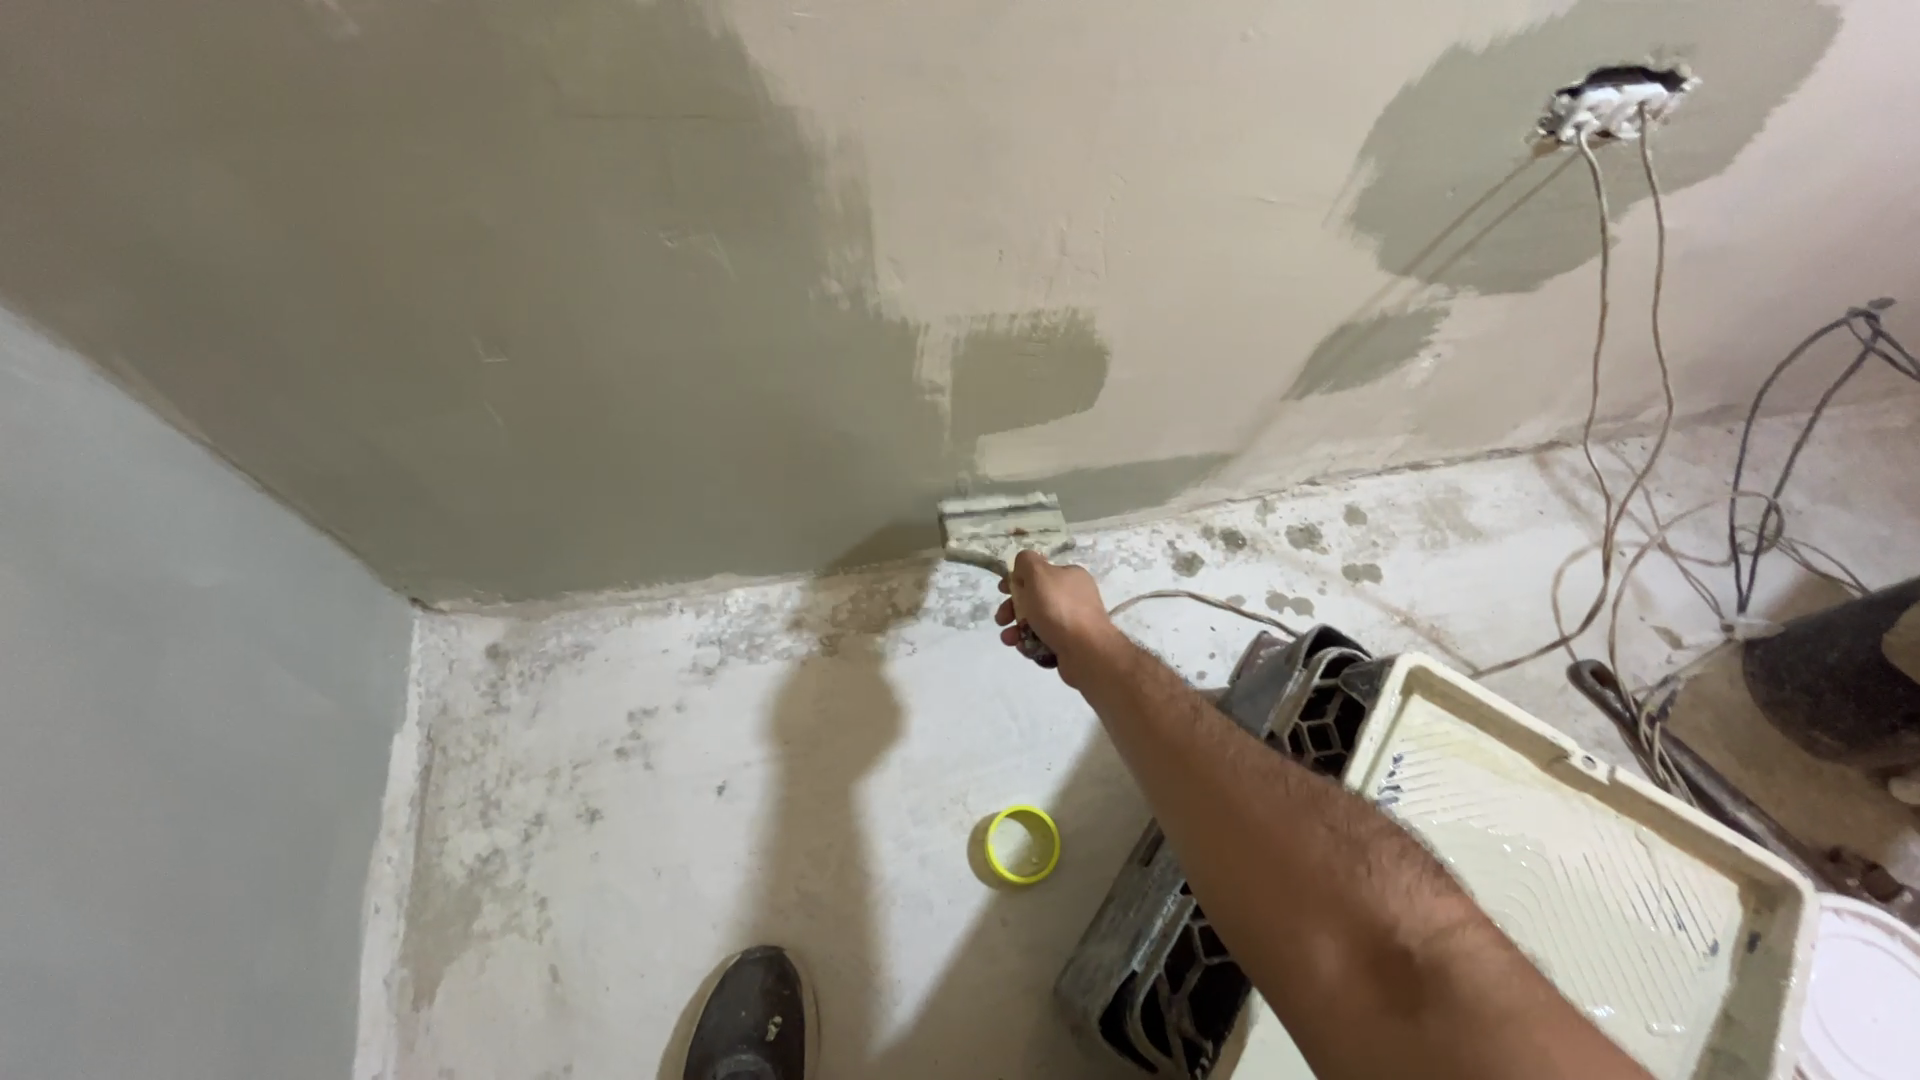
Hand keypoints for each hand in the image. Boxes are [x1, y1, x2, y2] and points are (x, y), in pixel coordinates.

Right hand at [995, 550, 1125, 684]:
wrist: (1086, 651)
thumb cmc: (1059, 609)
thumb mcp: (1038, 574)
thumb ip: (1026, 562)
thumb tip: (1022, 569)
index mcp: (1070, 577)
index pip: (1039, 574)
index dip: (1017, 580)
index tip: (1002, 591)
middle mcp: (1074, 598)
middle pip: (1034, 600)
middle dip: (1012, 610)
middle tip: (1001, 620)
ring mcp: (1073, 623)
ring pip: (1036, 624)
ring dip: (1017, 630)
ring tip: (1010, 640)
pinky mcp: (1070, 646)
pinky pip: (1044, 642)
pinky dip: (1031, 645)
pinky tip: (1027, 649)